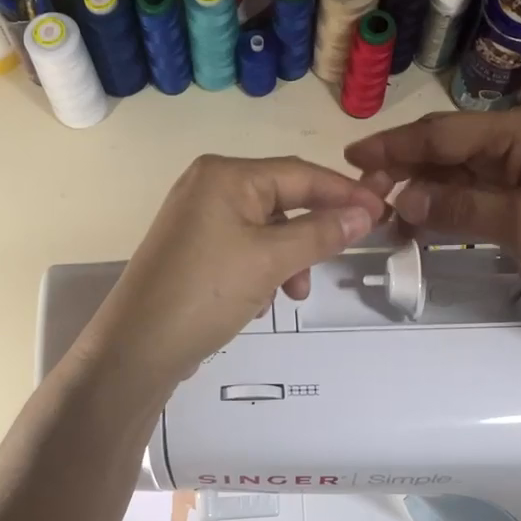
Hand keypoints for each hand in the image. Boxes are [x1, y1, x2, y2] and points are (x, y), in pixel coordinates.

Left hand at [80, 156, 384, 384]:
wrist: (139, 347)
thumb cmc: (205, 293)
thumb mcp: (270, 261)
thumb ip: (321, 235)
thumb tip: (364, 215)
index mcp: (226, 175)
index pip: (301, 174)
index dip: (344, 194)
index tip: (382, 214)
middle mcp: (209, 187)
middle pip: (283, 201)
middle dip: (311, 236)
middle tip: (335, 264)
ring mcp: (197, 220)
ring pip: (266, 231)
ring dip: (288, 261)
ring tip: (291, 296)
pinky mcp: (193, 252)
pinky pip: (243, 251)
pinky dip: (262, 272)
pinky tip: (260, 303)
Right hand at [345, 102, 520, 309]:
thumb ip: (459, 206)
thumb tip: (401, 197)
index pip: (442, 133)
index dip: (394, 146)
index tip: (351, 156)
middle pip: (452, 148)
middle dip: (406, 168)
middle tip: (363, 195)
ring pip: (466, 173)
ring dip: (427, 190)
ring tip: (387, 213)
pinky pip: (486, 196)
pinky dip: (455, 207)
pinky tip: (432, 221)